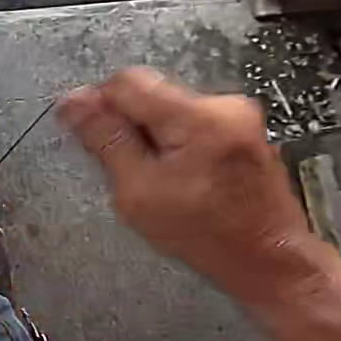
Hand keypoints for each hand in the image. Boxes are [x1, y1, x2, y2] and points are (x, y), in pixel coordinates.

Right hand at [59, 68, 316, 297]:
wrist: (267, 258)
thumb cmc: (204, 234)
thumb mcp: (138, 192)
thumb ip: (105, 140)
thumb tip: (73, 102)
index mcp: (196, 118)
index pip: (126, 82)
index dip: (99, 104)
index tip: (90, 133)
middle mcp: (222, 104)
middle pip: (148, 92)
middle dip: (127, 122)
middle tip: (122, 164)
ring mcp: (237, 113)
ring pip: (166, 106)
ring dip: (149, 132)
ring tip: (152, 174)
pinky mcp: (241, 126)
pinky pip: (187, 119)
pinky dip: (171, 140)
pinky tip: (175, 173)